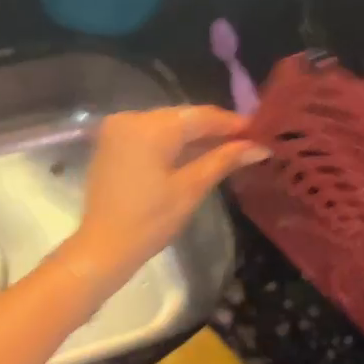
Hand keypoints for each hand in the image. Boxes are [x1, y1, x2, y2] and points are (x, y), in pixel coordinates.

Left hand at [61, 107, 267, 286]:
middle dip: (213, 129)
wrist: (103, 247)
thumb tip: (258, 147)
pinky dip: (171, 142)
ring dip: (193, 136)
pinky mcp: (111, 143)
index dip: (231, 123)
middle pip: (182, 117)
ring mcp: (117, 129)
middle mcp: (131, 117)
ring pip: (166, 125)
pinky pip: (149, 134)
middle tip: (246, 141)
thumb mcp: (190, 189)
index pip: (200, 116)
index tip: (259, 130)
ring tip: (226, 148)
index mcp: (151, 127)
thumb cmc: (150, 221)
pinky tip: (194, 153)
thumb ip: (223, 160)